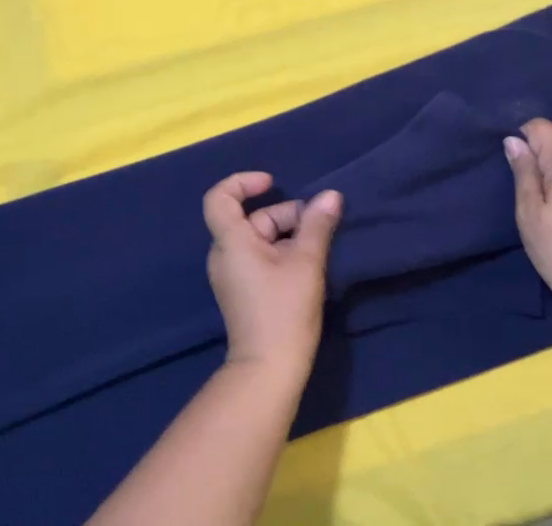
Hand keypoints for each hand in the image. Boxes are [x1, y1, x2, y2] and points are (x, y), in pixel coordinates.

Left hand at [203, 172, 342, 375]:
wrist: (269, 369)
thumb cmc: (284, 310)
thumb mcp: (306, 262)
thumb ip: (317, 225)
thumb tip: (331, 196)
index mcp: (231, 242)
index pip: (220, 197)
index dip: (243, 182)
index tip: (273, 184)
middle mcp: (225, 255)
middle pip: (251, 218)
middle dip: (286, 215)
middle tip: (319, 226)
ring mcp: (233, 275)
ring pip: (260, 239)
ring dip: (290, 235)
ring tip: (320, 248)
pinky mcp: (244, 292)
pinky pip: (261, 258)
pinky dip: (283, 253)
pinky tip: (309, 266)